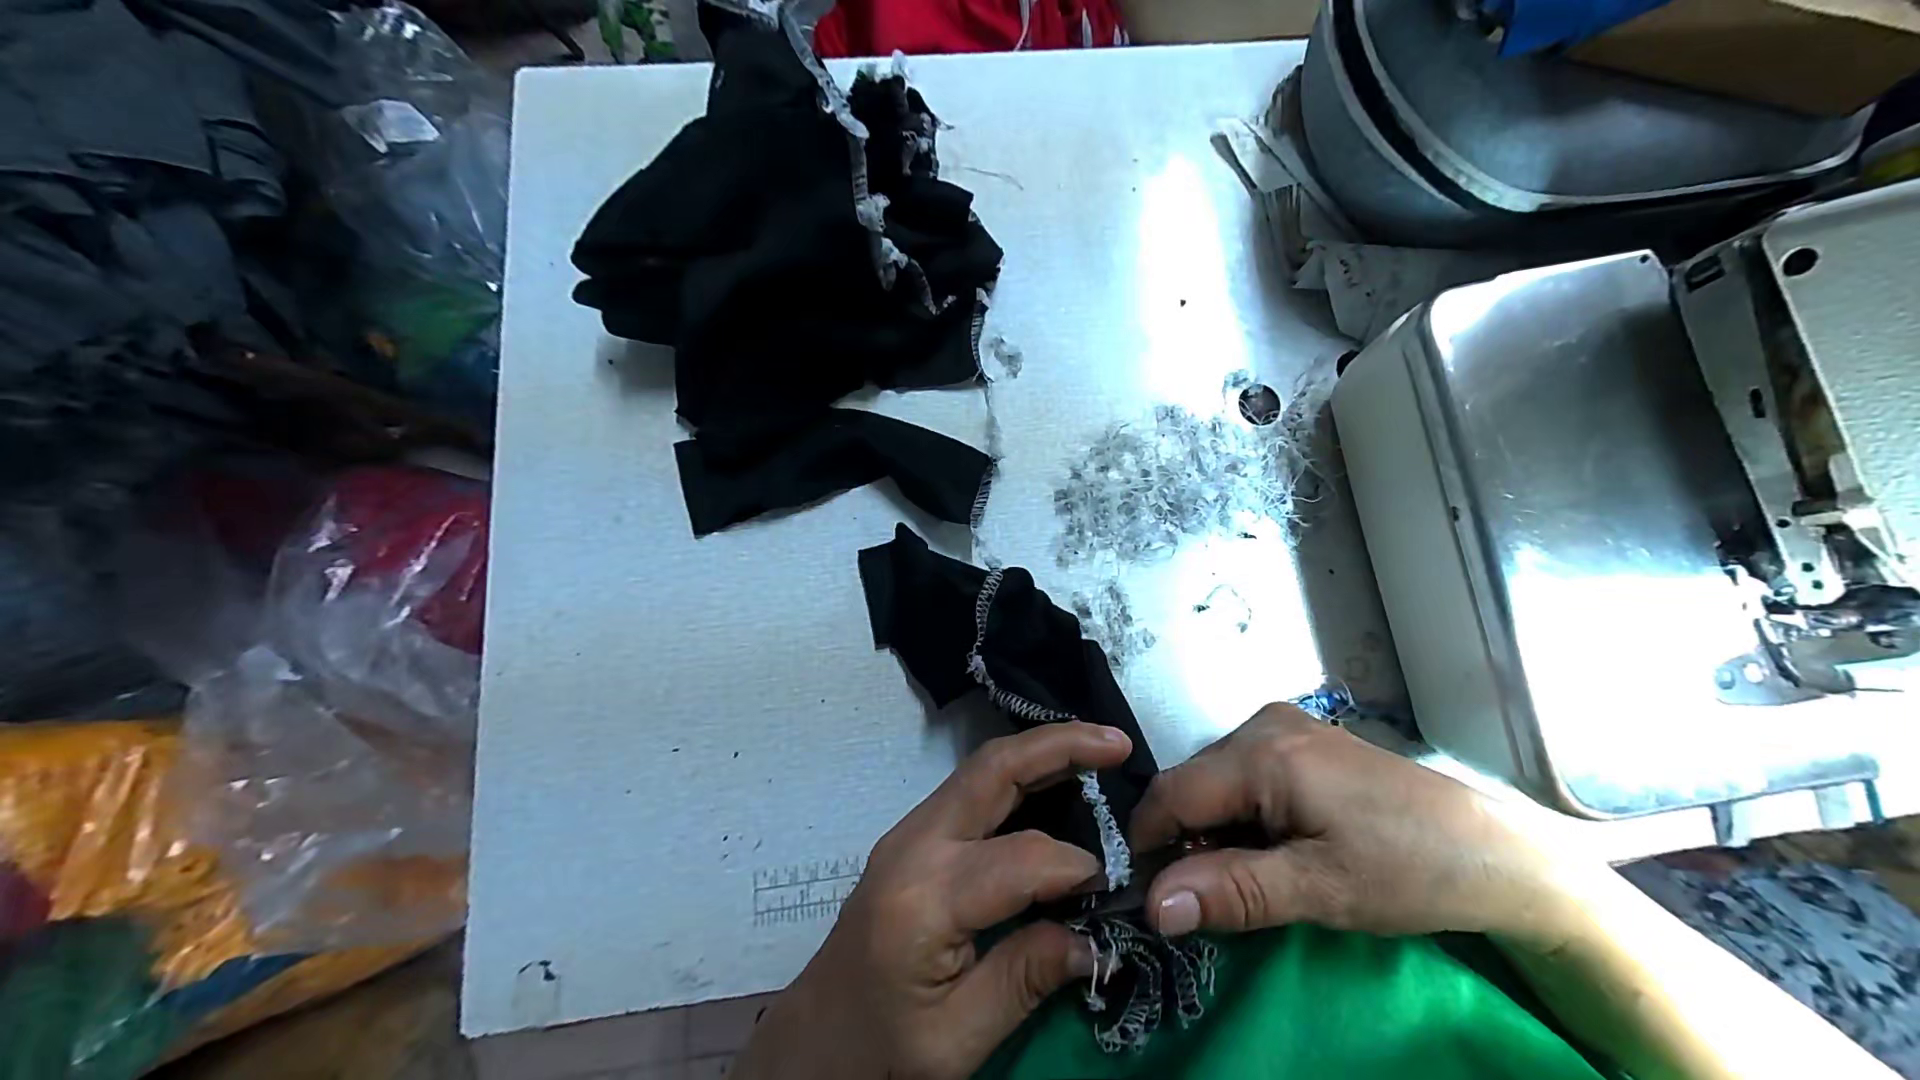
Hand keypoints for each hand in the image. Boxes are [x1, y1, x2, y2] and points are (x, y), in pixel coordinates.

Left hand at [731, 722, 1133, 1079]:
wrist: (816, 1037)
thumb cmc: (882, 1047)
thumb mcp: (956, 1039)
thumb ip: (1024, 978)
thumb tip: (1093, 936)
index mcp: (925, 898)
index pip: (1020, 859)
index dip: (1075, 867)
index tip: (1114, 887)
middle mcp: (914, 845)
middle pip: (991, 771)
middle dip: (1057, 746)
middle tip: (1116, 741)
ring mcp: (909, 832)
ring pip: (981, 769)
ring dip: (1039, 751)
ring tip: (1096, 746)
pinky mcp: (912, 835)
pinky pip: (972, 789)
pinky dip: (1018, 774)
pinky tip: (1052, 777)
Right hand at [1131, 704, 1576, 947]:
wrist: (1497, 852)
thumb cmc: (1410, 870)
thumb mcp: (1319, 890)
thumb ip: (1231, 891)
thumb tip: (1154, 906)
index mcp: (1261, 752)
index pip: (1171, 794)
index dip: (1150, 844)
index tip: (1151, 897)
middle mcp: (1260, 724)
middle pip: (1190, 785)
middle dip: (1188, 840)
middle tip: (1214, 896)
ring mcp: (1280, 726)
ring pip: (1212, 780)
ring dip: (1215, 829)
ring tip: (1252, 874)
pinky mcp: (1296, 739)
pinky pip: (1240, 773)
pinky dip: (1240, 814)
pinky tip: (1273, 845)